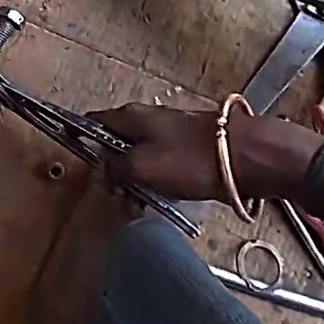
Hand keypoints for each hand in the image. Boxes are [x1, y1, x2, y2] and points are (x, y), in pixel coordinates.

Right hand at [87, 102, 323, 201]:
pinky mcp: (187, 151)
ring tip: (140, 206)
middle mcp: (147, 121)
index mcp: (131, 117)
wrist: (248, 157)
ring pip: (138, 160)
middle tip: (118, 197)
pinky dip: (155, 184)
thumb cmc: (190, 159)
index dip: (79, 138)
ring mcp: (168, 135)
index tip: (74, 159)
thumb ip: (115, 168)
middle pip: (115, 146)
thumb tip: (105, 170)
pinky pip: (159, 168)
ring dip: (134, 183)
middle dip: (111, 173)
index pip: (93, 122)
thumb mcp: (142, 167)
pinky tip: (162, 202)